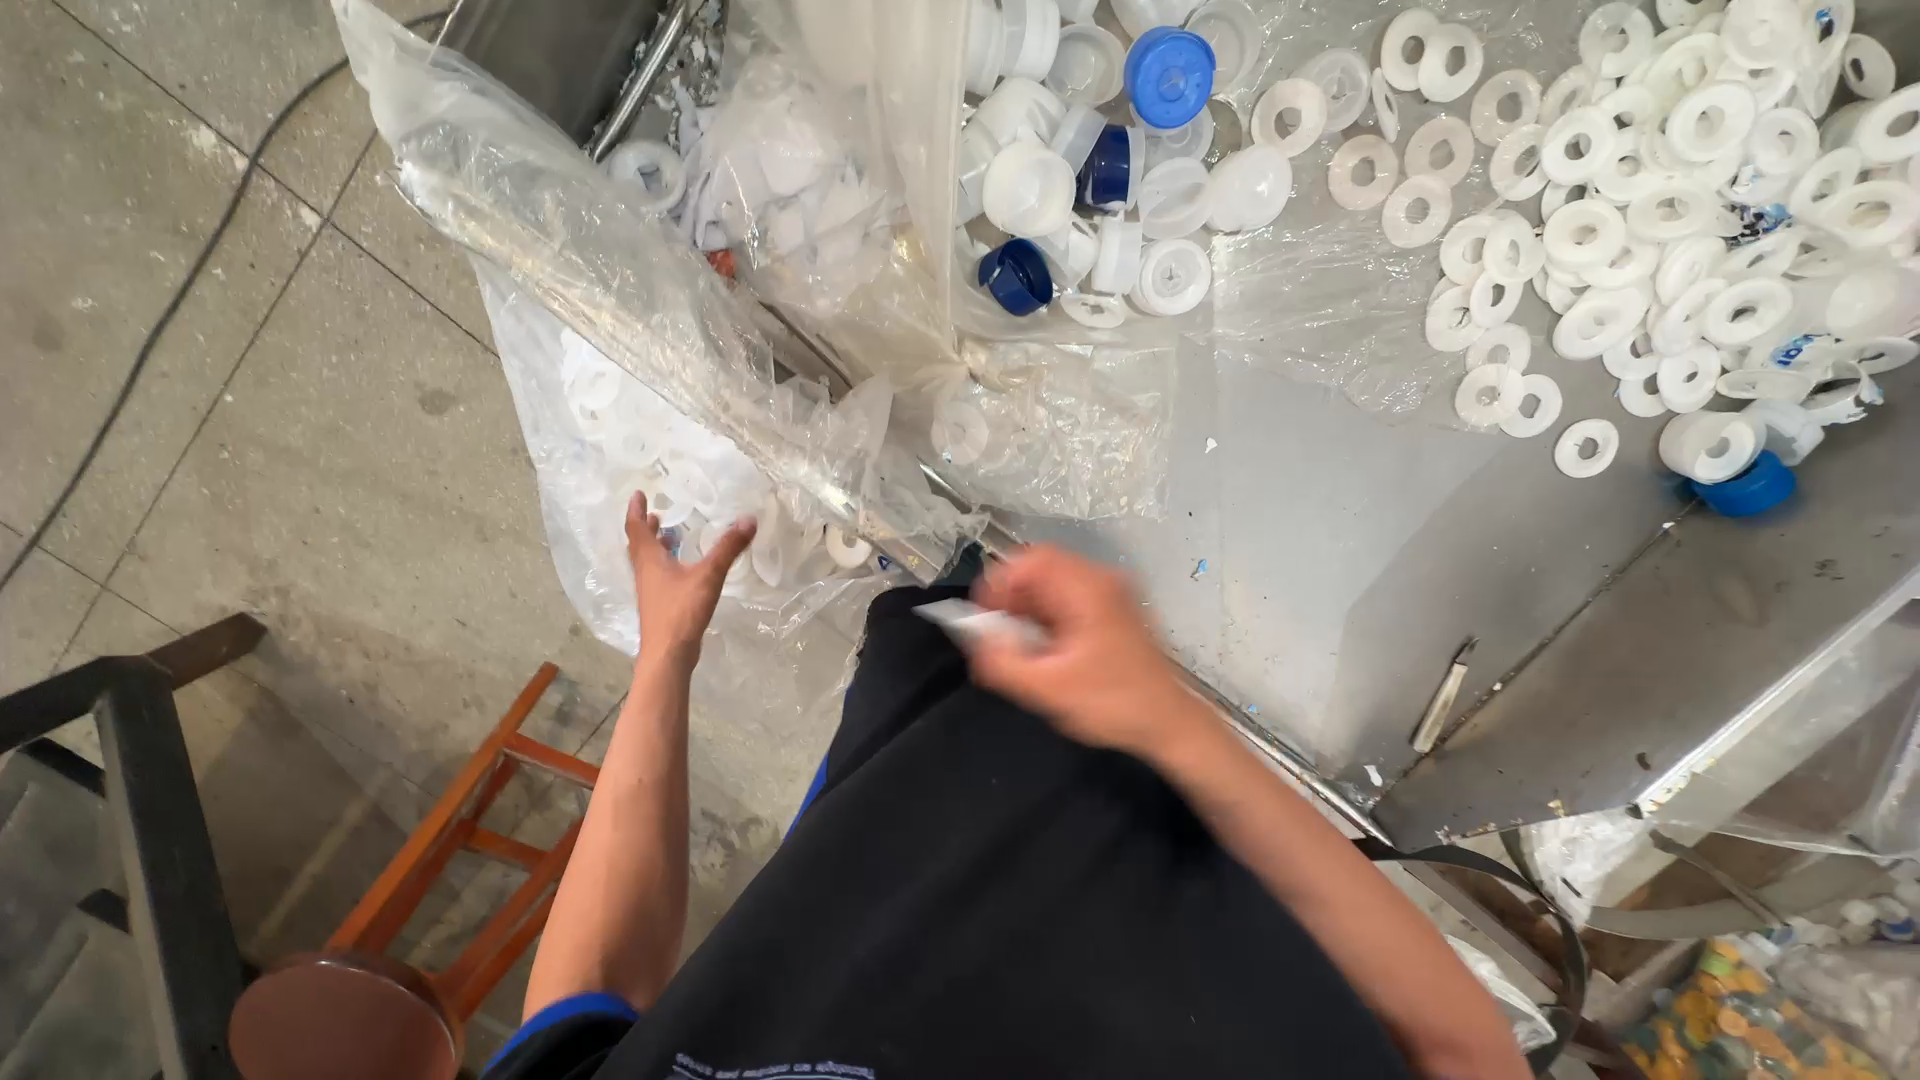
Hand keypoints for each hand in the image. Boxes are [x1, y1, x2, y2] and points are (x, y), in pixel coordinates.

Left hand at [626, 491, 753, 670]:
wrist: (668, 654)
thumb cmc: (681, 611)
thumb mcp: (708, 576)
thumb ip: (728, 548)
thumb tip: (749, 520)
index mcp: (649, 560)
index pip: (636, 528)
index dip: (636, 510)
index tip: (639, 493)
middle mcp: (645, 573)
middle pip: (640, 545)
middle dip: (646, 527)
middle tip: (655, 514)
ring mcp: (651, 591)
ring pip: (649, 562)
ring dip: (656, 546)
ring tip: (670, 536)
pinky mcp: (660, 605)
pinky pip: (659, 576)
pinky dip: (667, 564)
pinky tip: (684, 569)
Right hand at [968, 545, 1205, 758]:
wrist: (1170, 723)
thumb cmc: (1113, 704)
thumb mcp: (1049, 689)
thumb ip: (1003, 663)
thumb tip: (973, 641)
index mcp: (1089, 589)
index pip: (1032, 559)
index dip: (999, 582)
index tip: (983, 615)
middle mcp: (1102, 581)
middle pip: (1042, 569)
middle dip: (1012, 599)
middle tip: (998, 634)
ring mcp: (1112, 595)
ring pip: (1054, 586)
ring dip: (1028, 610)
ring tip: (1019, 647)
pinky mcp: (1114, 612)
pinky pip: (1069, 601)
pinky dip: (1048, 619)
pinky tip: (1044, 651)